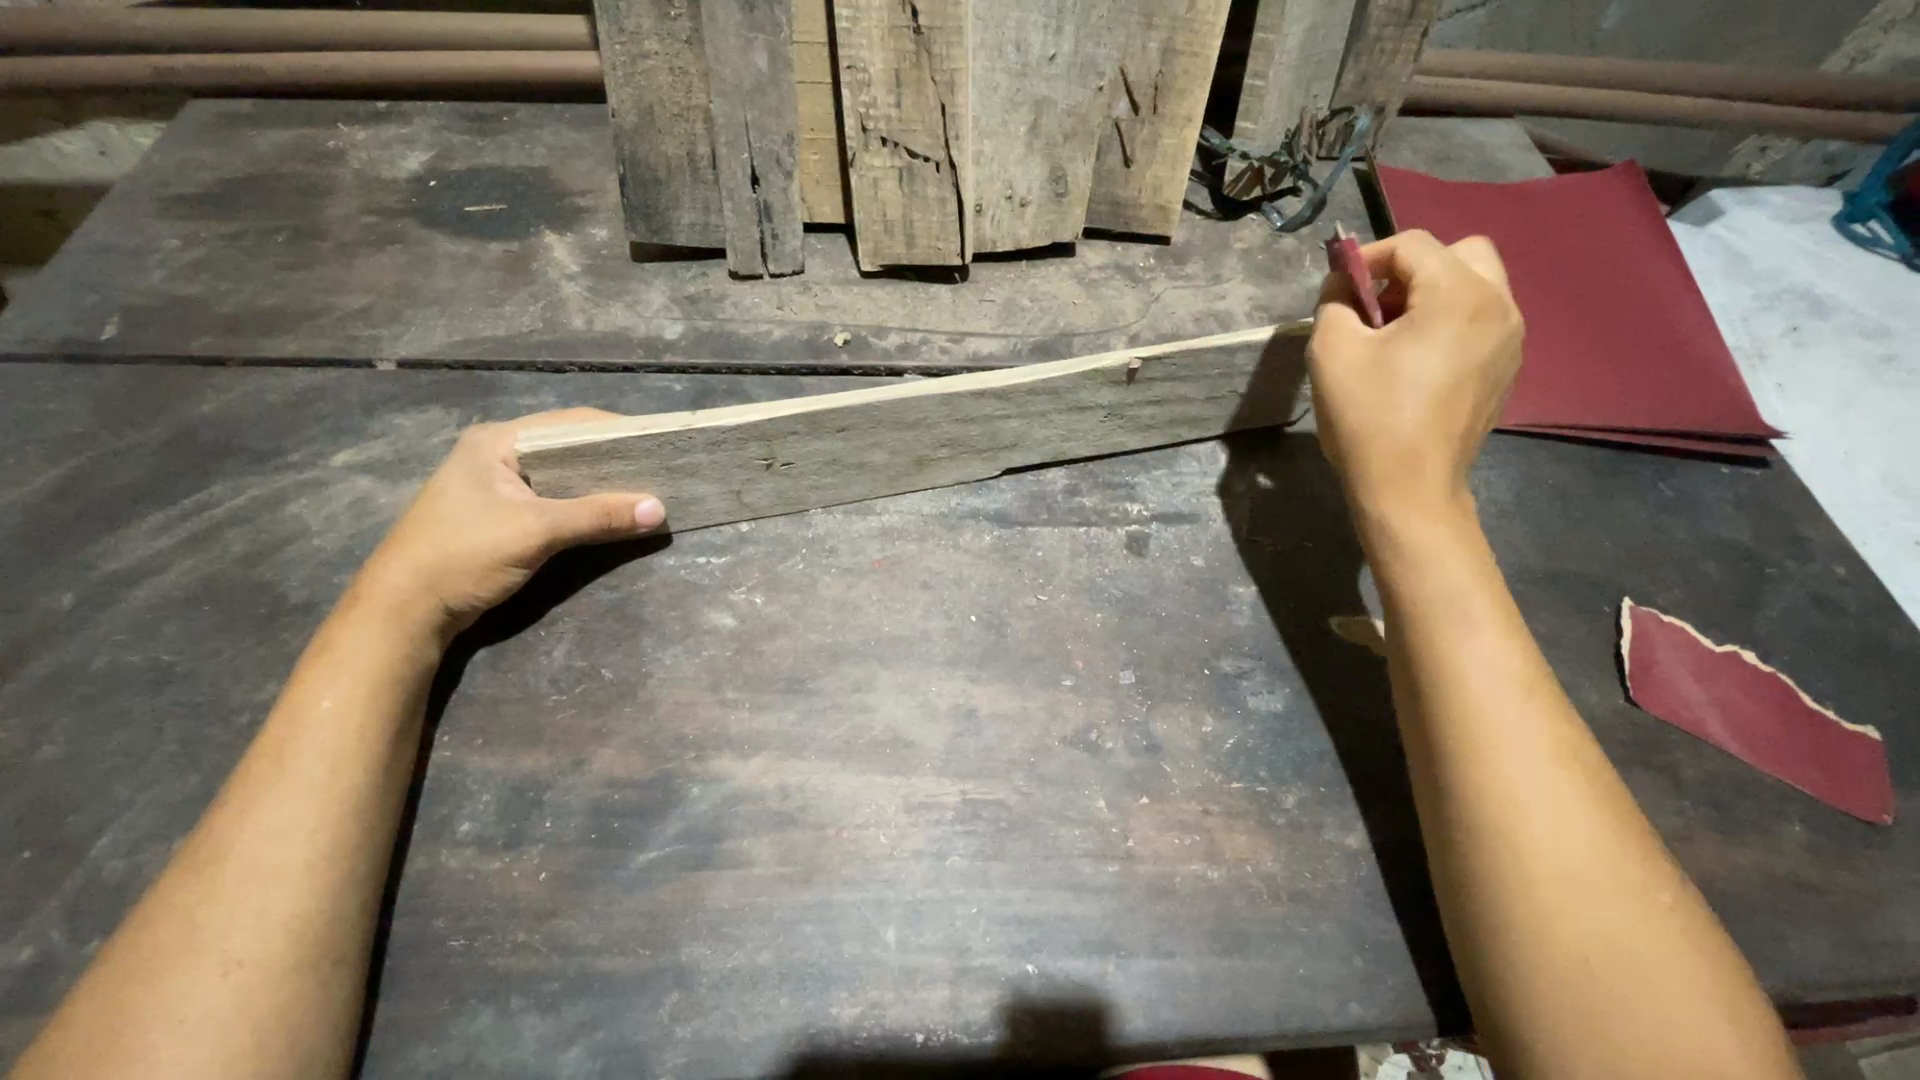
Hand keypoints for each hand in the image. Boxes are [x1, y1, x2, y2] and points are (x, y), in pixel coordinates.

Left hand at [355, 408, 664, 636]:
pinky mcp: (503, 516)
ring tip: (648, 492)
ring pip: (565, 477)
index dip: (619, 432)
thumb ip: (598, 516)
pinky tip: (614, 516)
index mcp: (498, 441)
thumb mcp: (536, 532)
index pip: (572, 423)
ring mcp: (499, 486)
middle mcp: (499, 454)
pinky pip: (557, 501)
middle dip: (616, 461)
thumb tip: (658, 509)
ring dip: (602, 487)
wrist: (405, 609)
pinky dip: (586, 507)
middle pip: (571, 448)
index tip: (662, 444)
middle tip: (662, 470)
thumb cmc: (463, 555)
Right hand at [1307, 229, 1523, 531]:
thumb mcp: (1331, 351)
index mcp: (1459, 294)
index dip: (1368, 257)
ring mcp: (1511, 339)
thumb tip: (1343, 287)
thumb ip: (1335, 303)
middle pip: (1461, 253)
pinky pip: (1481, 323)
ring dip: (1434, 296)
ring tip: (1394, 337)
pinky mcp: (1507, 369)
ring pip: (1476, 287)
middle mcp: (1499, 305)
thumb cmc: (1369, 417)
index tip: (1339, 289)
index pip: (1413, 244)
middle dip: (1414, 269)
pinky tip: (1416, 364)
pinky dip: (1450, 325)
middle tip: (1377, 307)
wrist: (1409, 488)